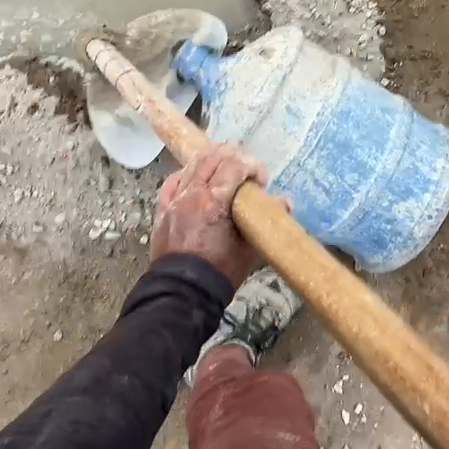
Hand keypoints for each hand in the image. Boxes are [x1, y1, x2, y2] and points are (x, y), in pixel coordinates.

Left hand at [151, 143, 264, 285]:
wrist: (183, 292)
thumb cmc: (220, 271)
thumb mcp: (249, 247)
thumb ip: (266, 219)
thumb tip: (286, 201)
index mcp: (214, 201)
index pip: (234, 166)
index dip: (252, 166)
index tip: (261, 179)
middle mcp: (192, 194)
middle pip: (212, 159)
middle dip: (233, 157)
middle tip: (247, 167)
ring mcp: (174, 200)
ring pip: (192, 165)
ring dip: (211, 159)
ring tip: (225, 162)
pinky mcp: (162, 210)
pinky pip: (172, 182)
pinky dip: (187, 173)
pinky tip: (196, 174)